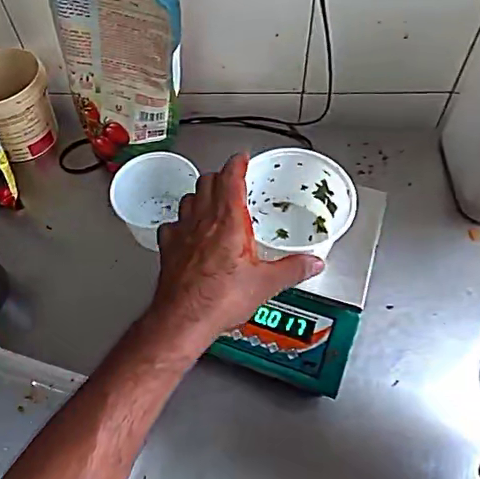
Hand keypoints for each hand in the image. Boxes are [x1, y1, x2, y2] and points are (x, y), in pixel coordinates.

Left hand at [147, 150, 323, 353]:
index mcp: (227, 221)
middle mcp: (201, 222)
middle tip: (230, 180)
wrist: (183, 320)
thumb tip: (311, 263)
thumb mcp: (265, 284)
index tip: (241, 158)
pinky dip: (180, 222)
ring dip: (200, 196)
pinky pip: (172, 225)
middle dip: (219, 177)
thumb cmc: (217, 300)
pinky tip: (186, 231)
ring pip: (188, 200)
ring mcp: (181, 234)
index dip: (236, 164)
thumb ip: (292, 270)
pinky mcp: (168, 250)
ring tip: (210, 201)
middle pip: (206, 183)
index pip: (230, 178)